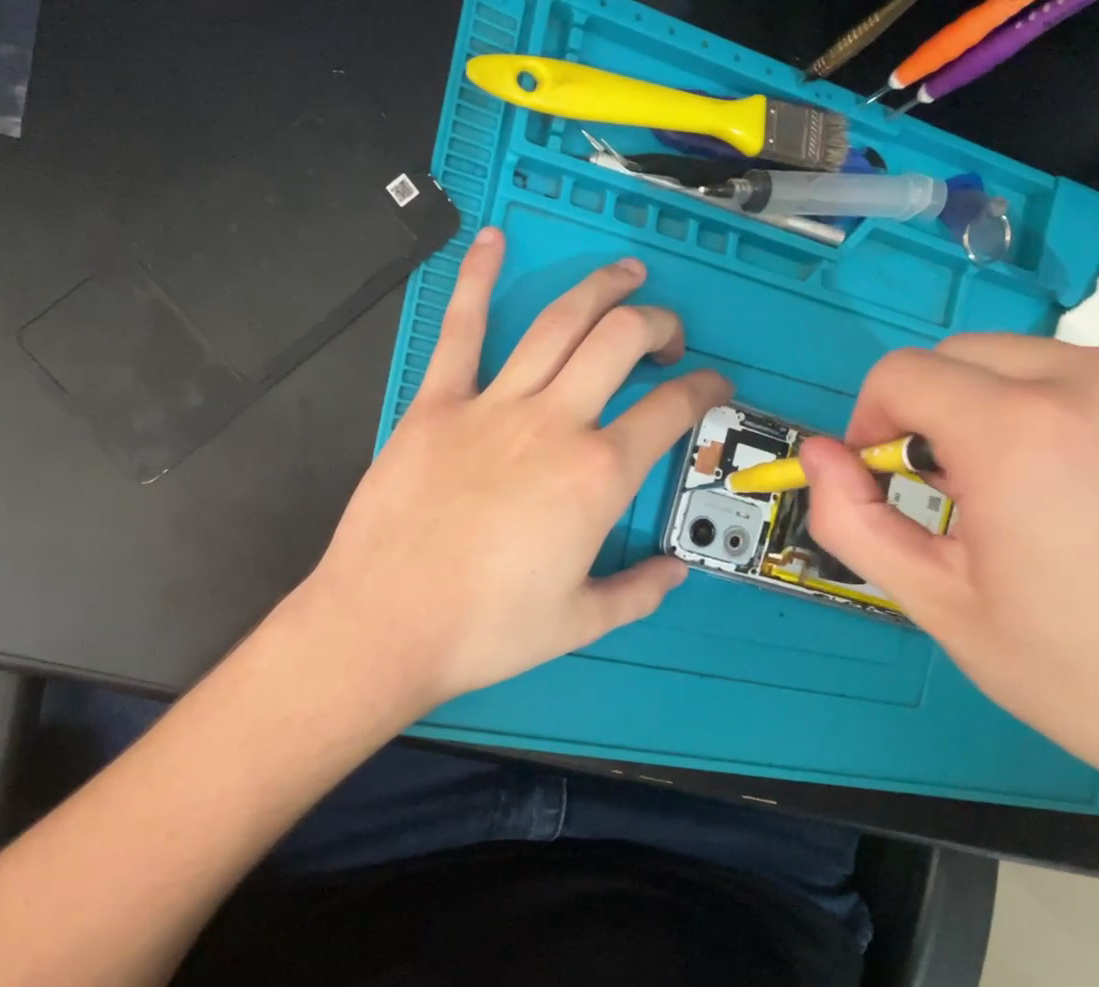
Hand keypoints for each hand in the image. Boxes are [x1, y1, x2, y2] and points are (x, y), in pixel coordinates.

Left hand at [301, 228, 730, 709]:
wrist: (387, 624)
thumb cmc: (483, 631)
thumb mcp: (578, 623)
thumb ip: (637, 592)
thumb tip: (674, 573)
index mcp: (597, 477)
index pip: (671, 411)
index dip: (704, 389)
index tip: (711, 387)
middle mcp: (553, 425)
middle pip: (621, 342)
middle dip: (657, 324)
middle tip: (667, 334)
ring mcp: (491, 406)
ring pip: (558, 323)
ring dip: (599, 288)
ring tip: (624, 273)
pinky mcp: (435, 405)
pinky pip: (462, 329)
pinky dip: (478, 280)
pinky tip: (493, 242)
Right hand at [797, 336, 1098, 876]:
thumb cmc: (1084, 675)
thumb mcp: (939, 605)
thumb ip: (853, 520)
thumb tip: (818, 456)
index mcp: (1023, 433)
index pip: (905, 374)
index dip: (873, 421)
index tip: (887, 475)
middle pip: (973, 356)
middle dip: (942, 414)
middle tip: (965, 498)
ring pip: (1053, 365)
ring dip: (1021, 414)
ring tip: (1053, 501)